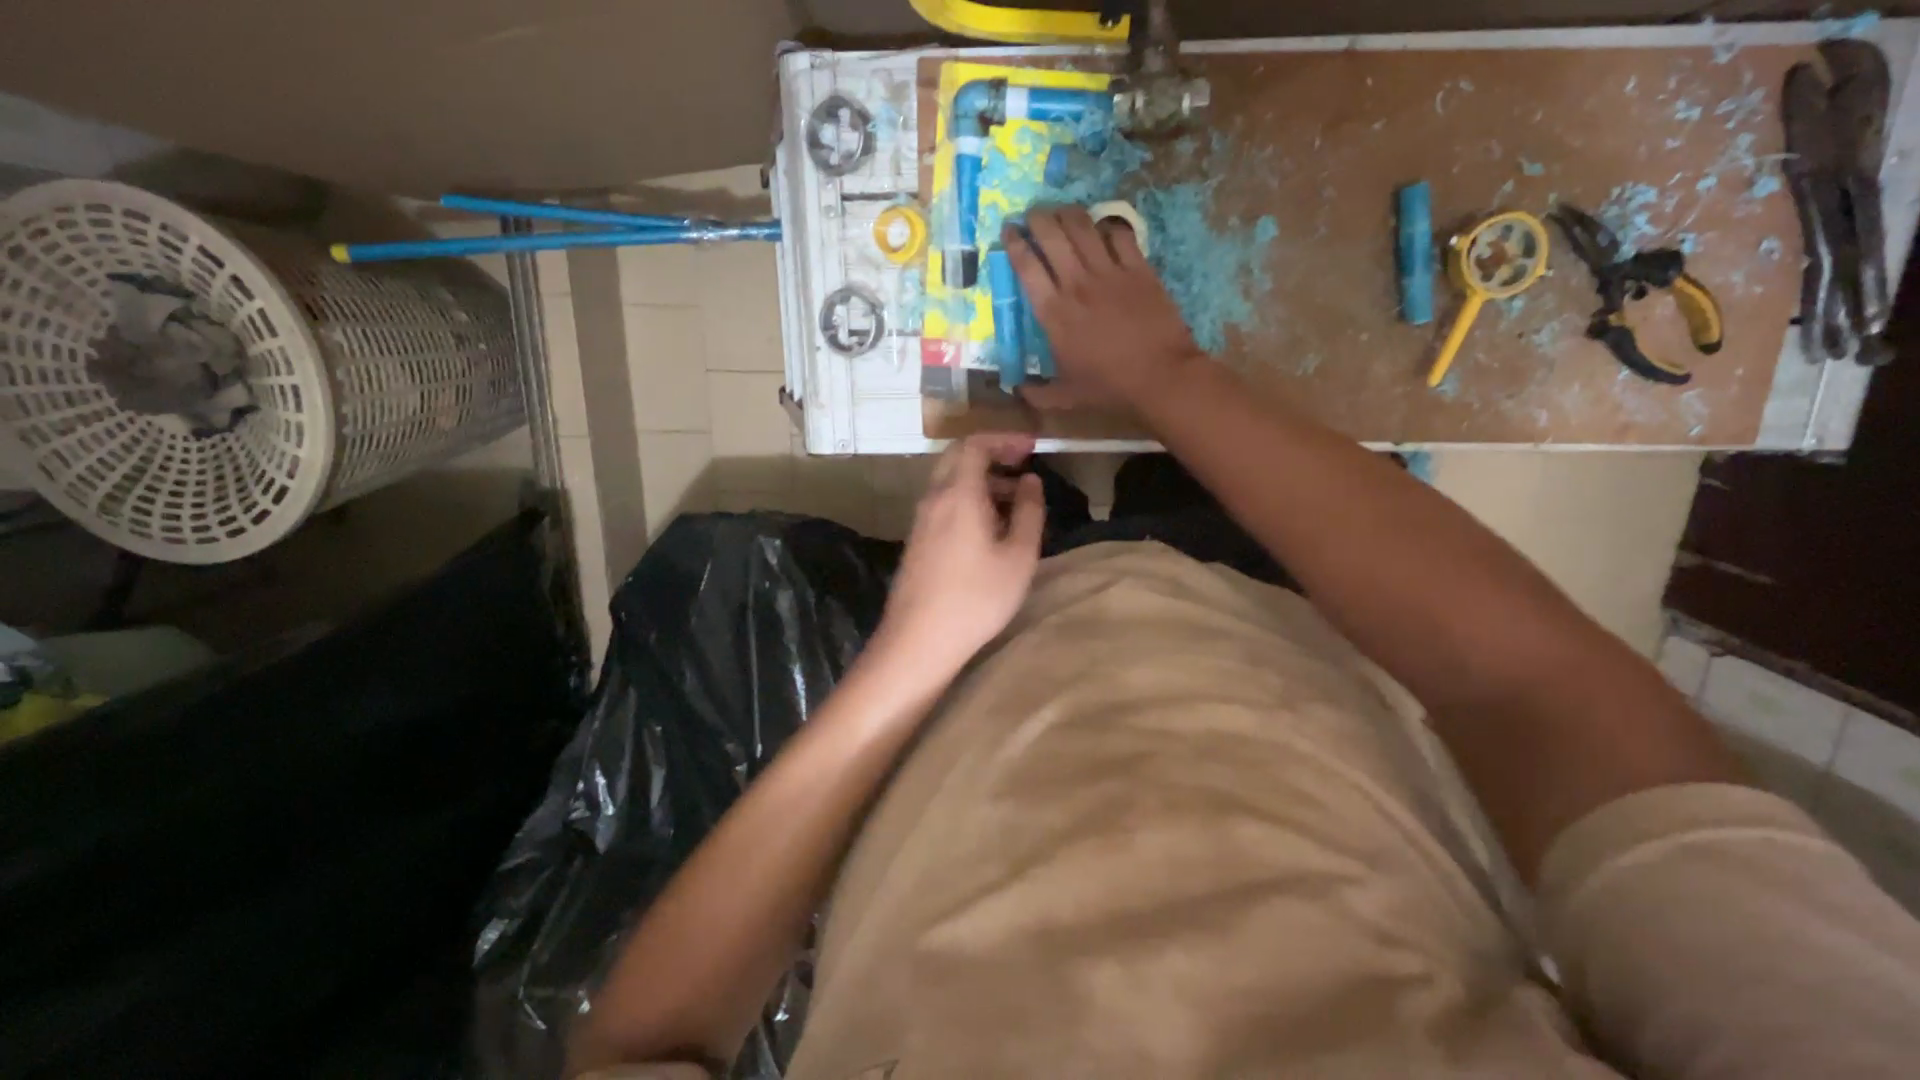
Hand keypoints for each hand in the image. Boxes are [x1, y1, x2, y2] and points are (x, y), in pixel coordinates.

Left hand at [872, 433, 1045, 677]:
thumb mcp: (1018, 557)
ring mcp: (920, 521)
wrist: (918, 640)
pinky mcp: (917, 542)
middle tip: (1023, 466)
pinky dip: (968, 500)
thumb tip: (1031, 482)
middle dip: (992, 454)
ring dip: (981, 481)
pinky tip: (990, 528)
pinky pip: (943, 504)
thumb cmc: (976, 598)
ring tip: (1015, 502)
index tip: (1032, 447)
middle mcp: (934, 499)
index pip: (975, 444)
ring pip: (949, 482)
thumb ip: (1029, 513)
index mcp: (958, 494)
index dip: (1004, 439)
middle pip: (957, 457)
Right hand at [1003, 206, 1204, 410]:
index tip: (1009, 231)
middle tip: (1033, 215)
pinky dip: (1107, 227)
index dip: (1014, 242)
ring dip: (1067, 213)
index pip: (1026, 265)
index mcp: (1054, 313)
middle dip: (1037, 217)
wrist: (1161, 376)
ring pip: (1082, 226)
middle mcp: (1077, 284)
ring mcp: (1109, 272)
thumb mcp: (1067, 396)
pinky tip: (1102, 229)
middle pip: (1051, 234)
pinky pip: (1119, 234)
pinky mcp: (1138, 268)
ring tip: (1061, 211)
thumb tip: (1017, 390)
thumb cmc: (1110, 387)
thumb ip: (1038, 392)